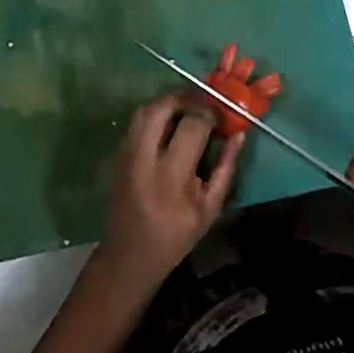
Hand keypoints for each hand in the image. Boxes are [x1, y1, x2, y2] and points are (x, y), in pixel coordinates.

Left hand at [100, 95, 246, 282]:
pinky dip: (153, 118)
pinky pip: (135, 125)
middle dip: (185, 98)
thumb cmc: (177, 235)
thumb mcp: (211, 207)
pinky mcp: (116, 156)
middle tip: (202, 103)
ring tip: (186, 112)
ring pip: (143, 111)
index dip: (209, 114)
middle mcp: (144, 160)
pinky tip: (168, 128)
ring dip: (167, 104)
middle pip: (160, 108)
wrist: (131, 254)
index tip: (220, 117)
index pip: (192, 126)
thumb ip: (226, 167)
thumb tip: (238, 134)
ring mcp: (125, 156)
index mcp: (171, 176)